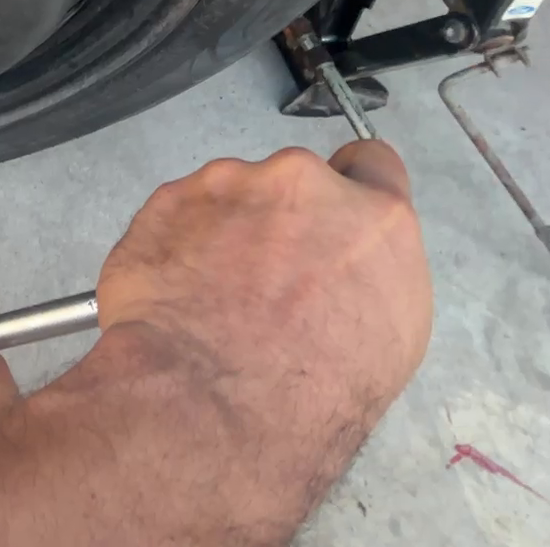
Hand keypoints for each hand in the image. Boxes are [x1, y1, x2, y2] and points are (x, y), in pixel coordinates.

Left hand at [96, 142, 431, 459]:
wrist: (215, 386)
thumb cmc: (316, 381)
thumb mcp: (385, 327)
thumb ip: (360, 264)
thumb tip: (332, 258)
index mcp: (372, 214)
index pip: (371, 163)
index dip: (349, 182)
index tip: (328, 201)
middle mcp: (296, 180)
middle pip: (286, 184)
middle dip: (273, 216)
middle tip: (258, 272)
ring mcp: (222, 181)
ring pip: (224, 196)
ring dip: (219, 226)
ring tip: (210, 287)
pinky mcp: (164, 196)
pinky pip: (175, 212)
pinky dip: (174, 238)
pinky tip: (175, 284)